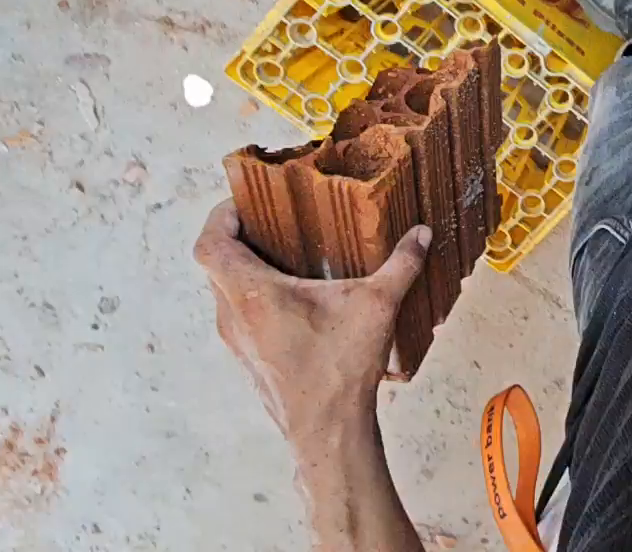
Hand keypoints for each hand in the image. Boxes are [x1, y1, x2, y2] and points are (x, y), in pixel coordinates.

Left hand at [193, 200, 430, 444]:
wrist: (324, 429)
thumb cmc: (341, 364)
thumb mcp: (378, 304)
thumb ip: (401, 264)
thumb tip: (421, 232)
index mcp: (254, 295)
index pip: (210, 246)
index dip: (219, 217)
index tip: (242, 201)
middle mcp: (233, 315)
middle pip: (215, 265)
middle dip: (238, 237)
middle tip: (274, 217)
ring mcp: (236, 340)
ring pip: (225, 291)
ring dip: (246, 266)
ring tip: (287, 250)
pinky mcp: (248, 356)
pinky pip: (239, 312)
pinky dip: (255, 292)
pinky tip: (296, 293)